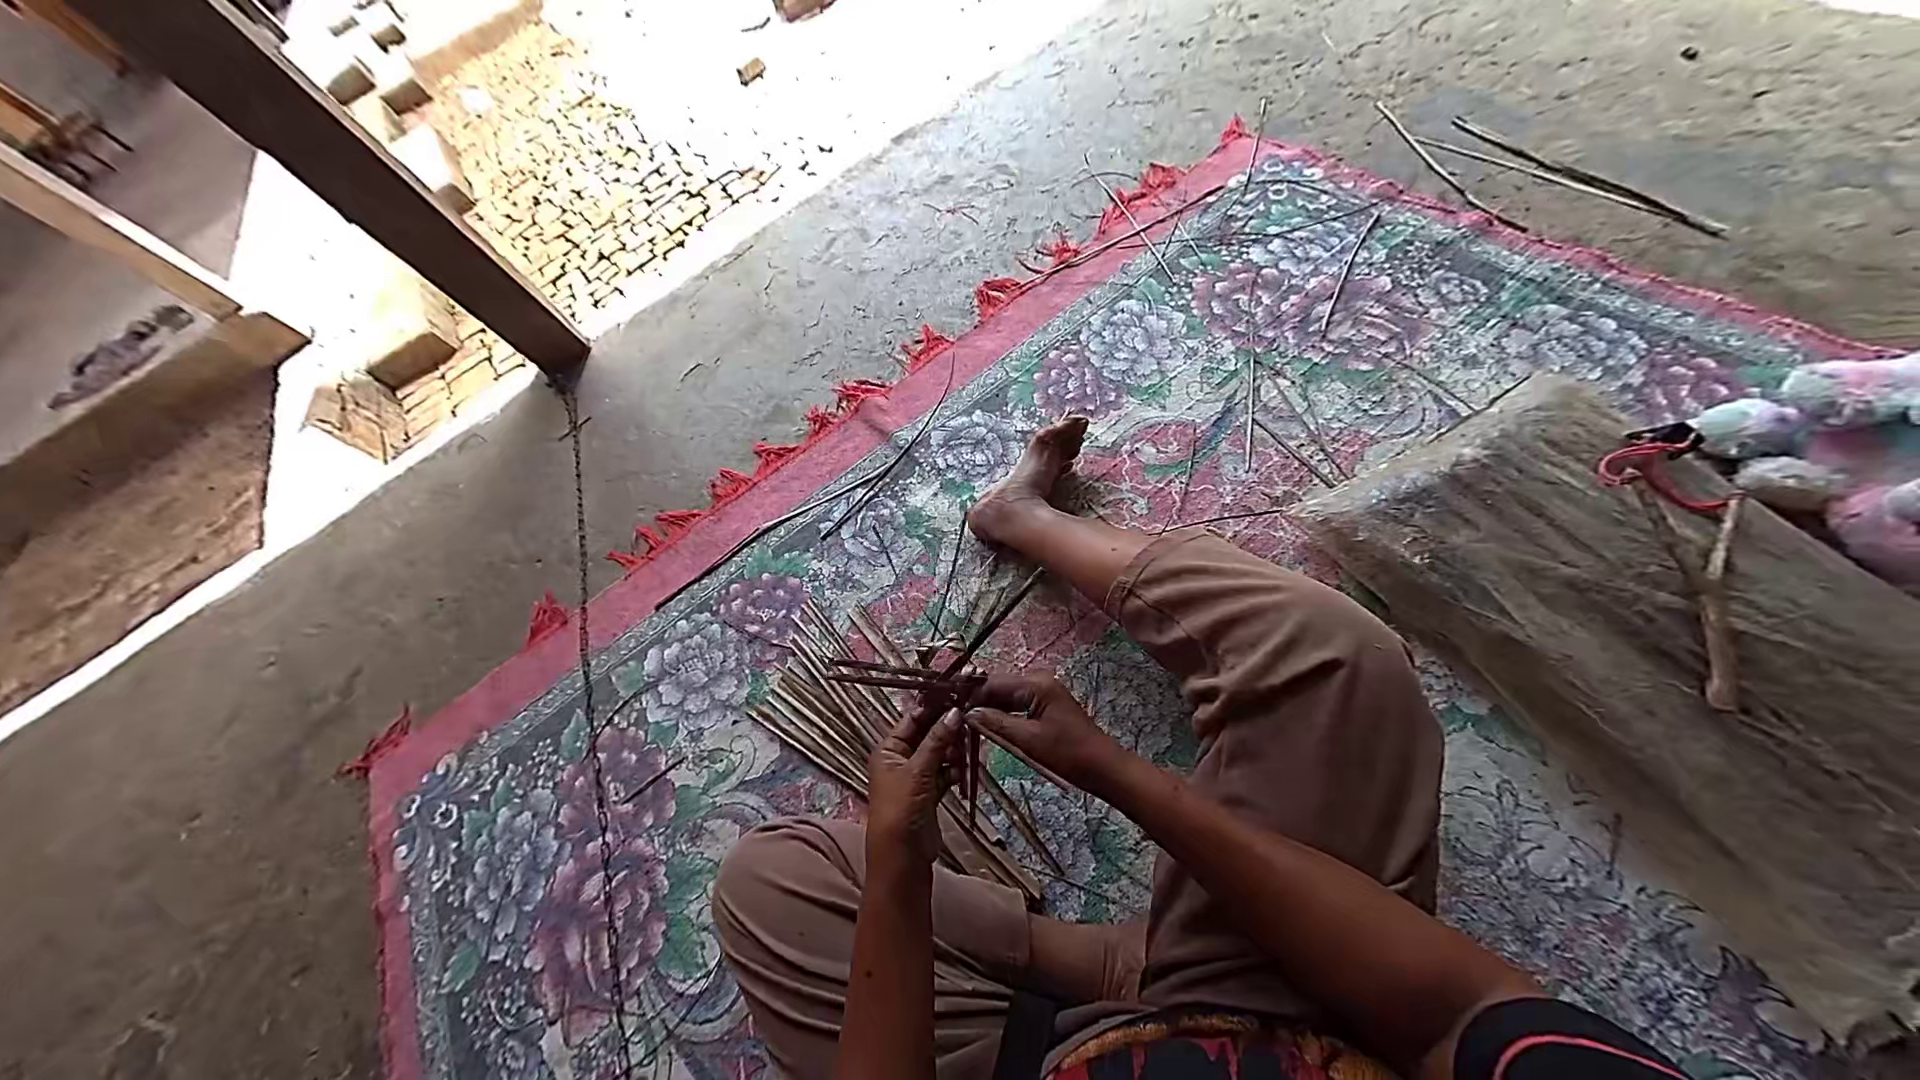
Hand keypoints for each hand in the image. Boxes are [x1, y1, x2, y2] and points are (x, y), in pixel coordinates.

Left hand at [866, 705, 966, 869]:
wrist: (902, 858)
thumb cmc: (901, 808)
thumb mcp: (918, 770)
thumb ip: (937, 740)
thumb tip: (955, 711)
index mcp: (888, 749)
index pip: (912, 719)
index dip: (934, 708)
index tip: (957, 696)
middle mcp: (900, 759)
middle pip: (928, 735)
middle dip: (948, 731)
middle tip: (969, 724)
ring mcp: (916, 776)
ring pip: (939, 754)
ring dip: (954, 752)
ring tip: (967, 752)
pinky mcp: (929, 792)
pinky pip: (945, 773)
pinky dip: (955, 771)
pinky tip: (963, 773)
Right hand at [963, 673, 1130, 793]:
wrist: (1103, 768)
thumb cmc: (1068, 754)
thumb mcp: (1028, 740)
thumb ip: (996, 723)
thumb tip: (967, 713)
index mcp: (1036, 684)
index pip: (992, 683)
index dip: (969, 695)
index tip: (948, 708)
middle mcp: (1038, 680)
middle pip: (997, 687)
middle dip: (976, 702)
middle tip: (953, 718)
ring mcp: (1042, 692)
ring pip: (1005, 697)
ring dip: (987, 709)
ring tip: (964, 724)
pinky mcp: (1044, 704)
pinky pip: (1015, 705)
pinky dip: (1001, 715)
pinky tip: (986, 727)